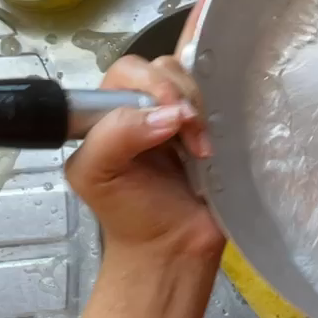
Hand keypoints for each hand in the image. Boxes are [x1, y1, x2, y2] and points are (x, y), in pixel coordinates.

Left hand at [64, 55, 222, 267]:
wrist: (172, 248)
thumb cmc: (129, 214)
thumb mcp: (96, 175)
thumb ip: (114, 136)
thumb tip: (171, 115)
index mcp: (108, 112)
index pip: (129, 71)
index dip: (151, 84)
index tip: (171, 116)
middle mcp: (144, 106)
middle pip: (165, 69)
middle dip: (181, 96)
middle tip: (190, 136)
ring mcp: (180, 116)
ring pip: (194, 79)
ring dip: (201, 110)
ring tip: (203, 149)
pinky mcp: (211, 128)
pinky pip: (218, 99)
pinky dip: (221, 107)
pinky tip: (216, 132)